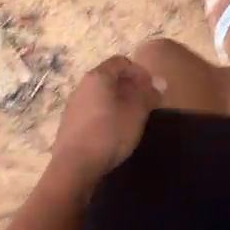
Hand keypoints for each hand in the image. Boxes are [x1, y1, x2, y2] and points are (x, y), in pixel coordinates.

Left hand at [51, 56, 163, 185]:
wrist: (74, 167)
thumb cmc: (110, 133)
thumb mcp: (137, 112)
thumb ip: (149, 94)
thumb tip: (160, 82)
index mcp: (98, 77)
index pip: (121, 62)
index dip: (139, 71)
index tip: (152, 88)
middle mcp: (82, 86)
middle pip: (110, 78)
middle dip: (130, 87)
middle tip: (146, 102)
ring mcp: (73, 106)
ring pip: (101, 95)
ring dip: (119, 101)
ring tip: (133, 117)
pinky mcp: (70, 124)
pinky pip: (93, 110)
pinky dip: (107, 113)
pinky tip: (115, 131)